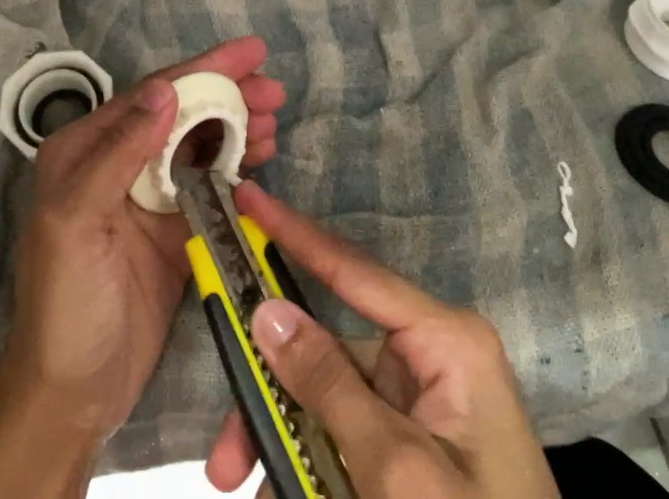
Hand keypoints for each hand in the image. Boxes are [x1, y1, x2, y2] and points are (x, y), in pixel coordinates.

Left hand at [0, 37, 285, 498]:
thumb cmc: (65, 305)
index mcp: (81, 153)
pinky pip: (207, 187)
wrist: (72, 392)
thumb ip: (117, 154)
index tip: (252, 52)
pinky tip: (261, 157)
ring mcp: (144, 201)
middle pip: (178, 116)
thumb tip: (164, 91)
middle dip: (226, 96)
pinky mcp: (169, 233)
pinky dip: (235, 168)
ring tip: (275, 120)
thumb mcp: (74, 223)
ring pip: (196, 147)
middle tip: (275, 91)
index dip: (202, 71)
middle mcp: (112, 167)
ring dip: (235, 128)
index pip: (150, 98)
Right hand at [205, 183, 559, 498]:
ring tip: (240, 480)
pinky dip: (305, 452)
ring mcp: (415, 392)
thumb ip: (328, 386)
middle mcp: (427, 351)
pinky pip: (338, 423)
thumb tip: (267, 311)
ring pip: (319, 389)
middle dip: (267, 392)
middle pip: (321, 347)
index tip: (246, 197)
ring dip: (278, 433)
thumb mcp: (396, 466)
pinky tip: (283, 485)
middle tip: (224, 454)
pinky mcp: (405, 428)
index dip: (293, 232)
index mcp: (444, 339)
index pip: (353, 271)